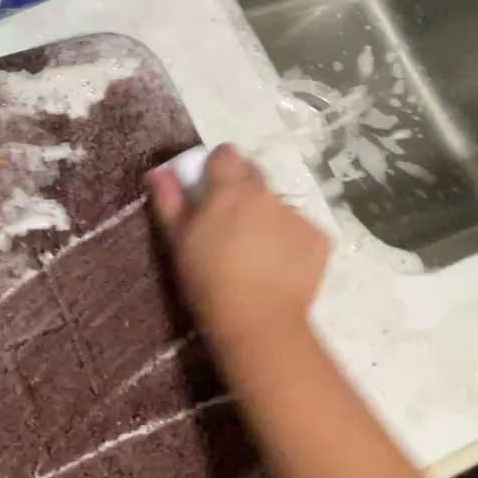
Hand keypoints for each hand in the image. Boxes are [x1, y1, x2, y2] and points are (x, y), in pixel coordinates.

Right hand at [146, 144, 331, 343]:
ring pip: (277, 202)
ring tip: (255, 251)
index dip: (216, 168)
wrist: (258, 323)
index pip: (225, 154)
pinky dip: (290, 239)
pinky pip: (301, 227)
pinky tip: (278, 265)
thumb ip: (169, 201)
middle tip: (230, 224)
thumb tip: (158, 172)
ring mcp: (296, 214)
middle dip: (241, 189)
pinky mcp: (320, 238)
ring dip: (266, 215)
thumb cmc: (207, 282)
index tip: (209, 189)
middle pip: (253, 175)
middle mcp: (266, 193)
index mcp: (228, 190)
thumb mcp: (178, 242)